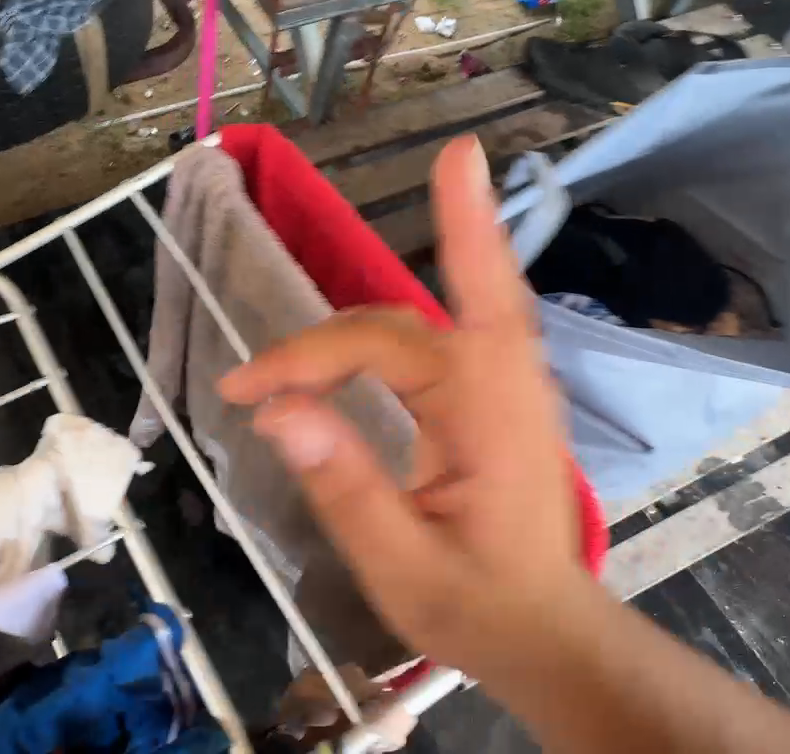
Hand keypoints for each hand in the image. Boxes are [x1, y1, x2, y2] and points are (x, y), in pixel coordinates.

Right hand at [218, 135, 591, 675]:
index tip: (456, 154)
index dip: (455, 226)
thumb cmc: (481, 607)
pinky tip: (327, 358)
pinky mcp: (477, 390)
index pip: (438, 318)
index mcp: (489, 411)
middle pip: (388, 327)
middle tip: (246, 394)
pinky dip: (363, 339)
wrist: (543, 634)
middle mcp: (496, 378)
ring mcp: (490, 381)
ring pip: (395, 329)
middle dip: (312, 351)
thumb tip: (277, 411)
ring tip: (269, 383)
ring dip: (330, 347)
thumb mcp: (404, 568)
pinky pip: (414, 340)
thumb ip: (346, 488)